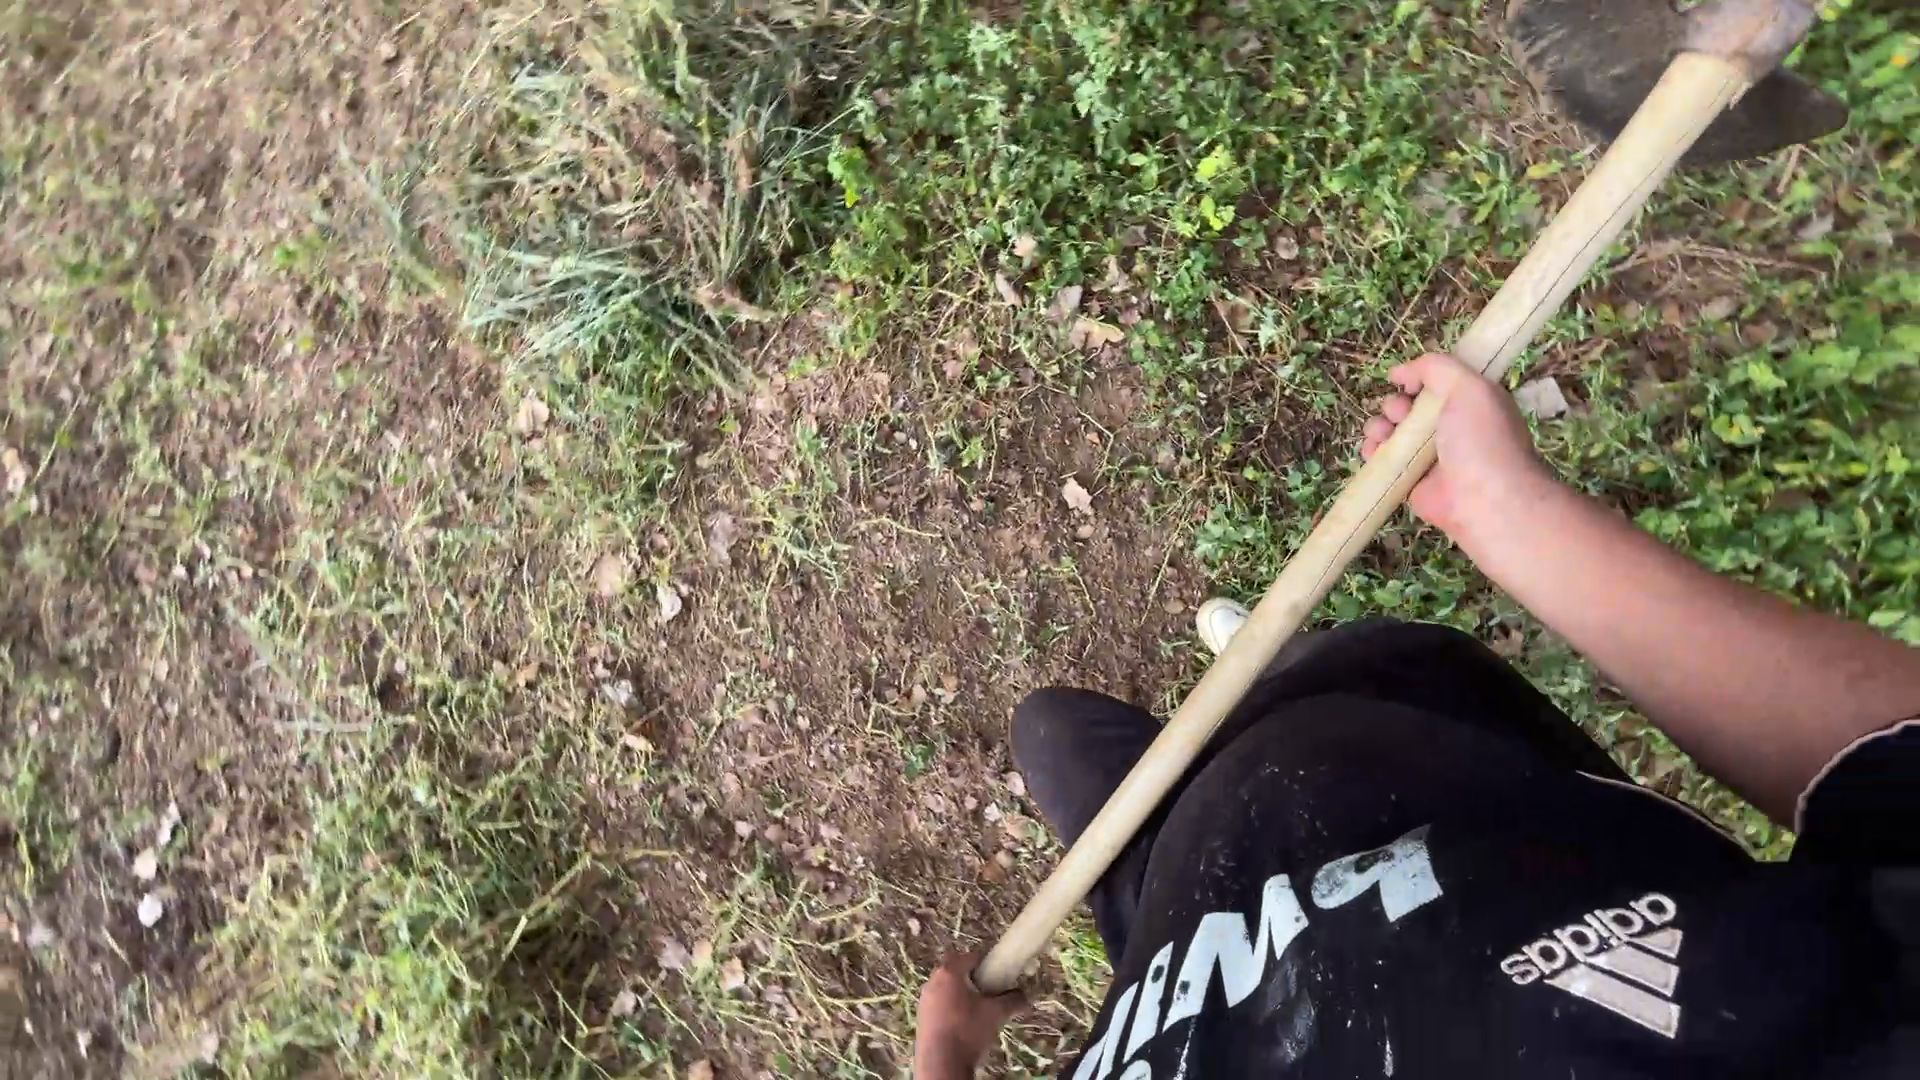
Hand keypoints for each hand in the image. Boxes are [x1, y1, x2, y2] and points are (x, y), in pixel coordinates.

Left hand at [913, 952, 1027, 1077]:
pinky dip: (948, 1007)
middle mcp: (933, 980)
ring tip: (974, 1011)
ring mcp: (924, 999)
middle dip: (970, 977)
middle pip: (954, 969)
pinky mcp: (921, 1016)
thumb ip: (1012, 1000)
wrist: (941, 1065)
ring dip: (958, 993)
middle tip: (985, 992)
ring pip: (944, 987)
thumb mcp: (996, 1014)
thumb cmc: (968, 1031)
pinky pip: (937, 1003)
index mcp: (950, 971)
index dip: (986, 964)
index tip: (996, 976)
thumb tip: (1025, 996)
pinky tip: (960, 1025)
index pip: (971, 956)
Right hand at [1360, 353, 1558, 541]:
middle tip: (1399, 412)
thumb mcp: (1469, 387)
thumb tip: (1399, 371)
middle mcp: (1448, 426)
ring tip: (1382, 433)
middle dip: (1394, 404)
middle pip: (1407, 406)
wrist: (1483, 497)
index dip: (1417, 379)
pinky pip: (1382, 459)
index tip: (1406, 382)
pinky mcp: (1408, 477)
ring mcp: (1426, 454)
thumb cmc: (1481, 438)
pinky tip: (1373, 450)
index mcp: (1468, 402)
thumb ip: (1436, 367)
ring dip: (1378, 426)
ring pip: (1390, 431)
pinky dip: (1372, 451)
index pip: (1435, 384)